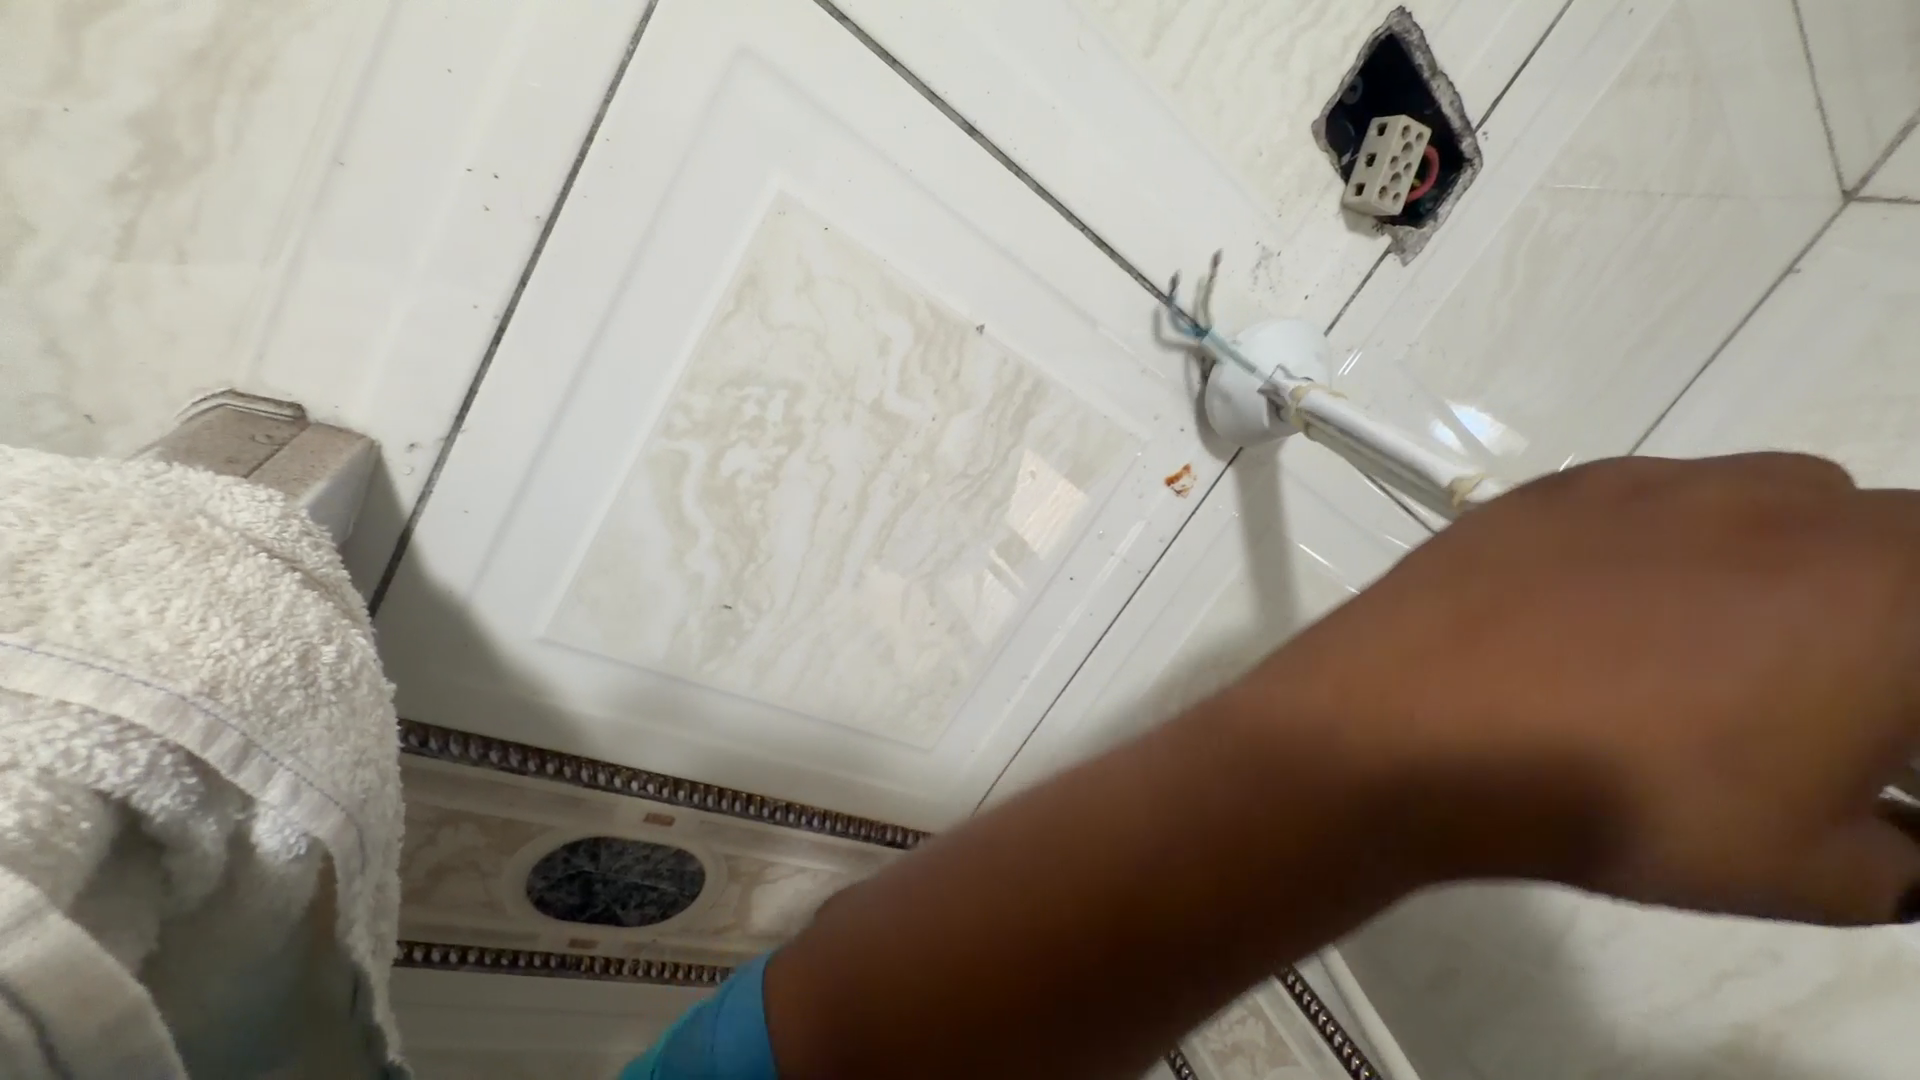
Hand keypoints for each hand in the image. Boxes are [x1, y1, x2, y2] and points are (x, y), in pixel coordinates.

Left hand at [1260, 453, 1919, 923]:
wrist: (1410, 729)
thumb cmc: (1619, 800)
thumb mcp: (1816, 874)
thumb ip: (1908, 856)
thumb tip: (1905, 838)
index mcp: (1896, 594)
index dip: (1916, 679)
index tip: (1882, 732)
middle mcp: (1783, 508)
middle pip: (1895, 546)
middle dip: (1886, 618)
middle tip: (1816, 694)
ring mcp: (1649, 484)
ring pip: (1772, 503)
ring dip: (1779, 563)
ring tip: (1706, 647)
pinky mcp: (1547, 489)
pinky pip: (1647, 500)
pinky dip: (1662, 544)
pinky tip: (1599, 607)